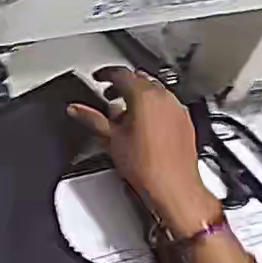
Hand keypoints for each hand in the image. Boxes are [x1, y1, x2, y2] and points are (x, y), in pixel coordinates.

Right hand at [68, 66, 217, 232]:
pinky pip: (167, 105)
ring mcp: (177, 108)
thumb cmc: (147, 167)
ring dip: (139, 96)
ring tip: (124, 113)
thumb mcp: (111, 139)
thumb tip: (76, 110)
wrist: (174, 188)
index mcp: (144, 95)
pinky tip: (144, 125)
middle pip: (140, 79)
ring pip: (155, 91)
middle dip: (123, 85)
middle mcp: (164, 97)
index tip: (99, 78)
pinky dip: (154, 108)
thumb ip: (92, 119)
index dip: (106, 74)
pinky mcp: (185, 121)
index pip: (121, 74)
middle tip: (109, 94)